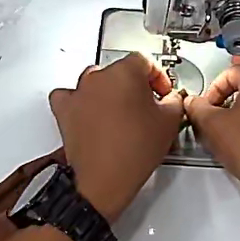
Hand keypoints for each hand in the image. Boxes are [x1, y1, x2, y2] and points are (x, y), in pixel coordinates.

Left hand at [48, 54, 185, 221]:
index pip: (145, 61)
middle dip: (135, 85)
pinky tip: (91, 112)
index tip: (163, 90)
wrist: (104, 179)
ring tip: (121, 112)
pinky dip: (80, 102)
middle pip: (120, 70)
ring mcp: (79, 93)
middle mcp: (98, 77)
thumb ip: (175, 101)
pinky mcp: (65, 111)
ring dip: (109, 92)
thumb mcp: (170, 122)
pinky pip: (69, 96)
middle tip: (146, 104)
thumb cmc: (133, 151)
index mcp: (126, 72)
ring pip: (96, 81)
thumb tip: (172, 99)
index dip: (158, 77)